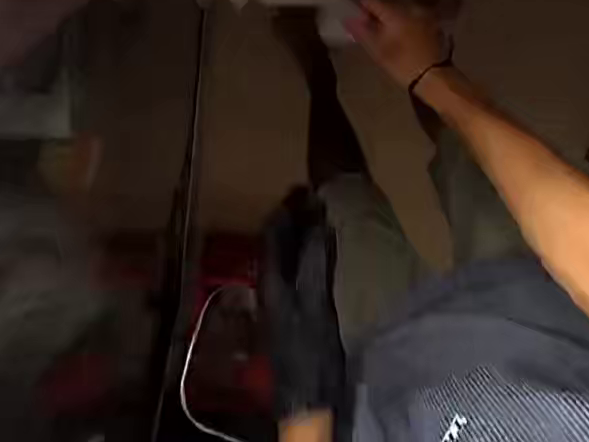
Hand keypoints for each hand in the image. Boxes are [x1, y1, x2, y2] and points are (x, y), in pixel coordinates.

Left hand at [259, 188, 343, 418]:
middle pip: (276, 242)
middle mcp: (269, 286)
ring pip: (282, 255)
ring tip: (318, 216)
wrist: (307, 400)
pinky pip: (291, 268)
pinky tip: (318, 250)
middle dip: (292, 217)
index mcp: (271, 281)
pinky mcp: (288, 310)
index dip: (287, 208)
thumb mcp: (318, 303)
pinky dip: (302, 252)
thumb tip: (320, 222)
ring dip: (297, 234)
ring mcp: (277, 299)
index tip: (306, 188)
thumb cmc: (312, 350)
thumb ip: (316, 261)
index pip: (272, 232)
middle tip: (313, 196)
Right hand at [345, 0, 447, 88]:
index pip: (373, 2)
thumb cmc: (402, 64)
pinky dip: (407, 24)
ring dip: (394, 20)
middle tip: (373, 30)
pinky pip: (415, 19)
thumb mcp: (377, 50)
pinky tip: (406, 38)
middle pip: (389, 6)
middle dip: (379, 16)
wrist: (434, 76)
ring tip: (389, 35)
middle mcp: (410, 8)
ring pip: (402, 12)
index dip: (364, 9)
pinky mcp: (434, 25)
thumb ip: (362, 32)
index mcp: (394, 12)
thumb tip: (348, 19)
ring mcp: (424, 15)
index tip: (359, 19)